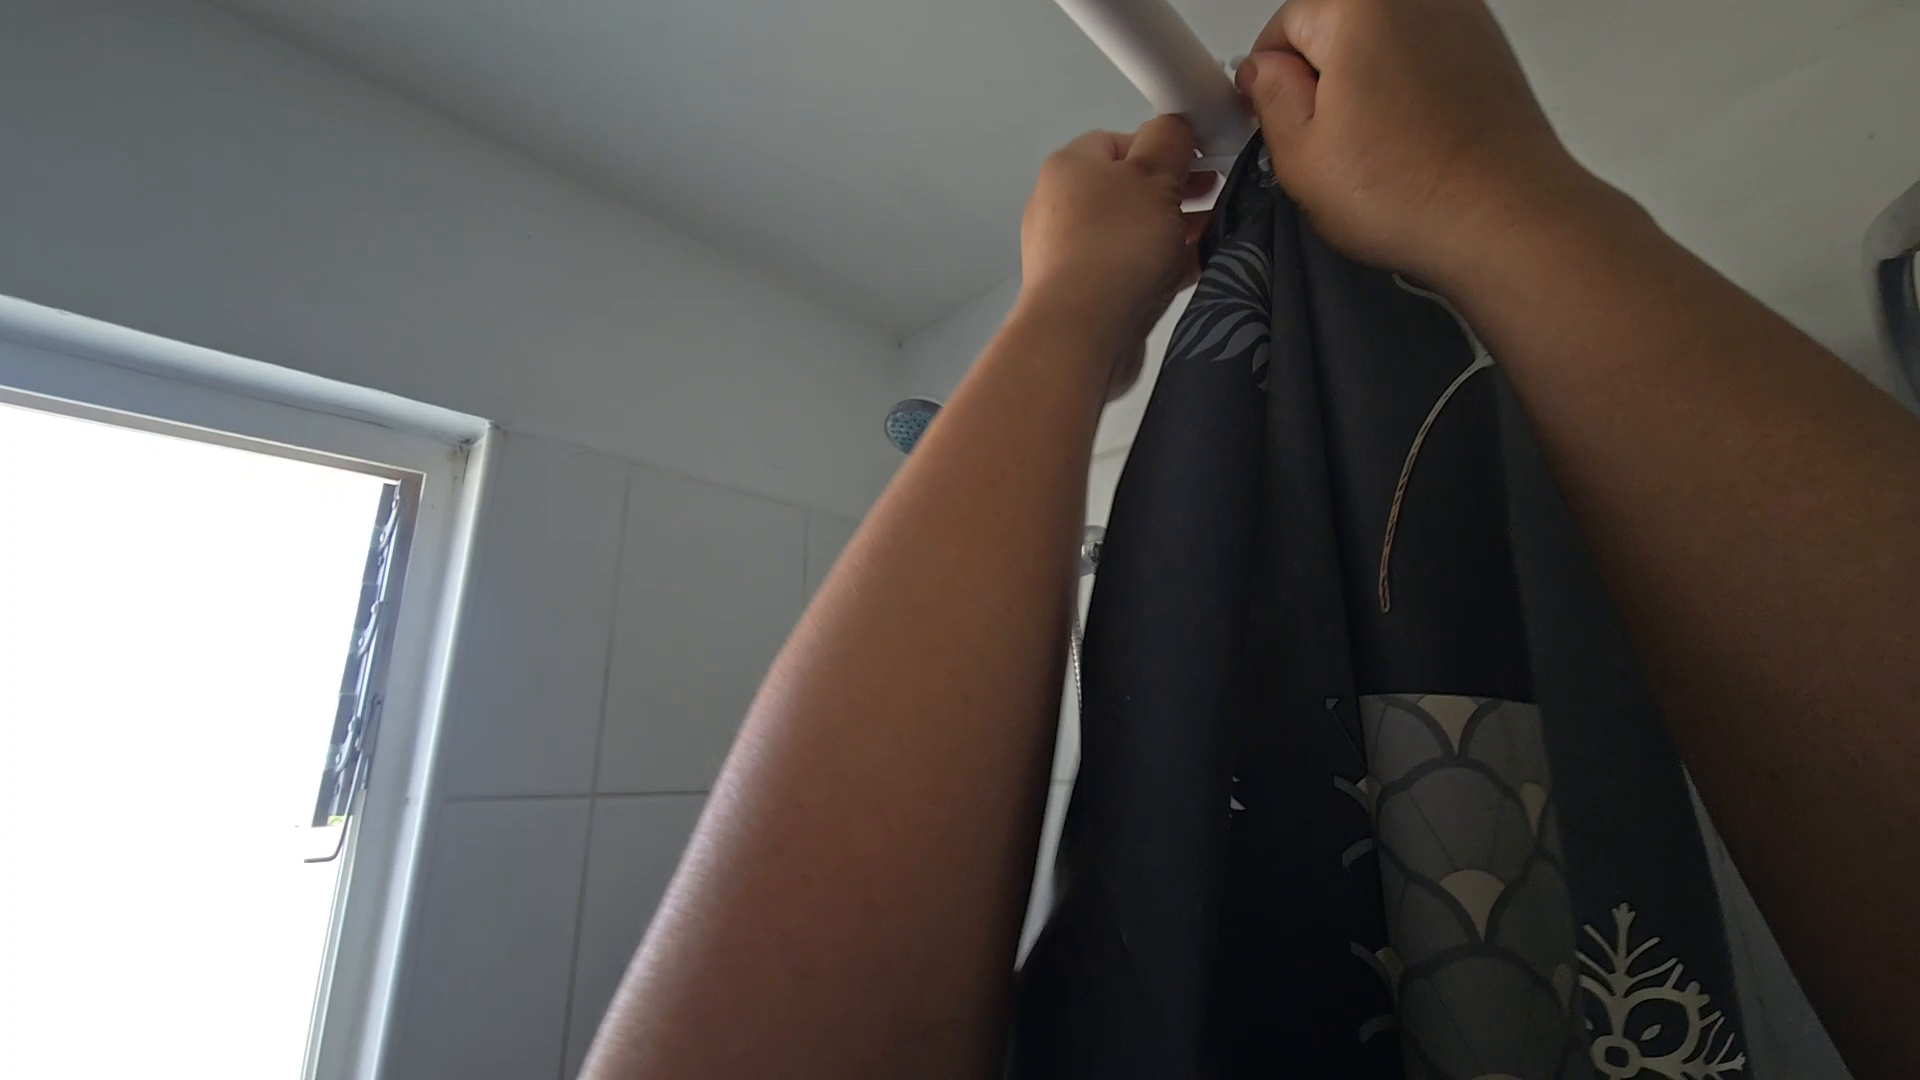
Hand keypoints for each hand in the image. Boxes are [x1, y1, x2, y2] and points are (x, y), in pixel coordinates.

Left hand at [1019, 116, 1209, 397]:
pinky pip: (1125, 272)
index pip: (1119, 142)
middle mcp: (1059, 210)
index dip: (1163, 148)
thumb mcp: (1155, 173)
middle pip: (1126, 191)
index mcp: (1068, 168)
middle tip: (1214, 197)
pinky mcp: (1080, 298)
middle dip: (1174, 194)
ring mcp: (1066, 258)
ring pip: (1129, 235)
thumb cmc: (1118, 243)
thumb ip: (1171, 139)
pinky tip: (1190, 272)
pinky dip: (1156, 269)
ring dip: (1170, 234)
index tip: (1200, 161)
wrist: (1081, 334)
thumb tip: (1173, 128)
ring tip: (1210, 237)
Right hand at [1236, 0, 1607, 283]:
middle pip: (1335, 24)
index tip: (1269, 118)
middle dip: (1315, 76)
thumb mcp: (1299, 154)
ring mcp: (1460, 14)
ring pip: (1376, 41)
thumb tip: (1261, 68)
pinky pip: (1416, 55)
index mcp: (1360, 7)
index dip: (1266, 74)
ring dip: (1356, 84)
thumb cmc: (1399, 190)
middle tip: (1317, 142)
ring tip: (1362, 147)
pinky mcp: (1485, 46)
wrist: (1496, 215)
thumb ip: (1270, 96)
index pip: (1286, 20)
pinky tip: (1398, 139)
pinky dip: (1397, 88)